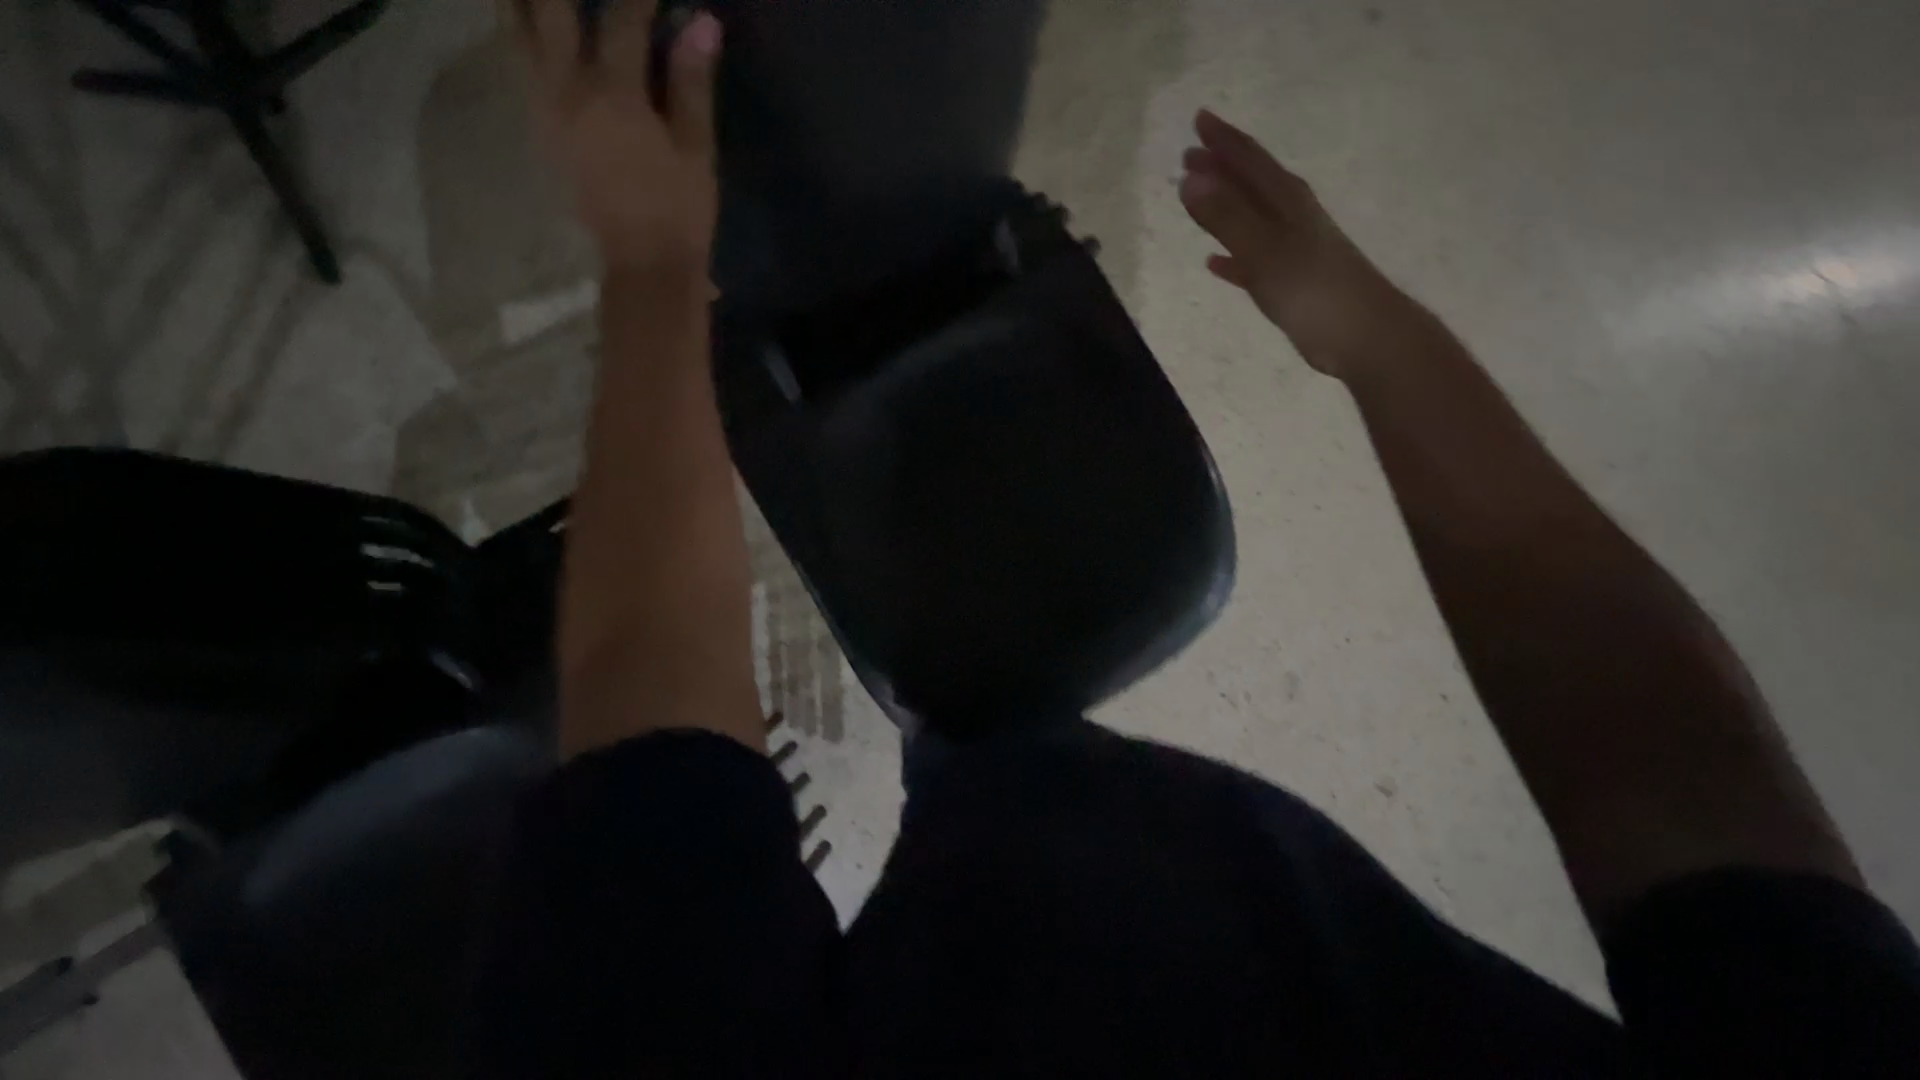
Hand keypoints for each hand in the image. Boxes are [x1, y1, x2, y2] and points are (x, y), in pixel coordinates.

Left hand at [514, 0, 720, 274]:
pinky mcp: (540, 129)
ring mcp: (546, 110)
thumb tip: (702, 20)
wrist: (644, 264)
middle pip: (548, 12)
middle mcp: (568, 92)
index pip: (620, 20)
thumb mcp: (696, 148)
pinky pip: (519, 64)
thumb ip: (691, 82)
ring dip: (524, 4)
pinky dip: (519, 31)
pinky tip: (530, 21)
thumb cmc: (680, 209)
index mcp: (615, 96)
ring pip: (517, 33)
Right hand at [1179, 109, 1410, 379]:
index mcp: (1287, 202)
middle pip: (1251, 184)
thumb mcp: (1264, 250)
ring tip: (1197, 197)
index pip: (1251, 160)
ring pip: (1251, 218)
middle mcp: (1292, 218)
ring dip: (1224, 206)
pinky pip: (1253, 260)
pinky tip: (1216, 262)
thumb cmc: (1315, 290)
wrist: (1365, 336)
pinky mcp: (1292, 282)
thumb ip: (1227, 216)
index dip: (1224, 140)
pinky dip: (1233, 256)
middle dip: (1221, 168)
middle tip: (1190, 153)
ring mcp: (1294, 250)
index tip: (1198, 119)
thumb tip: (1190, 179)